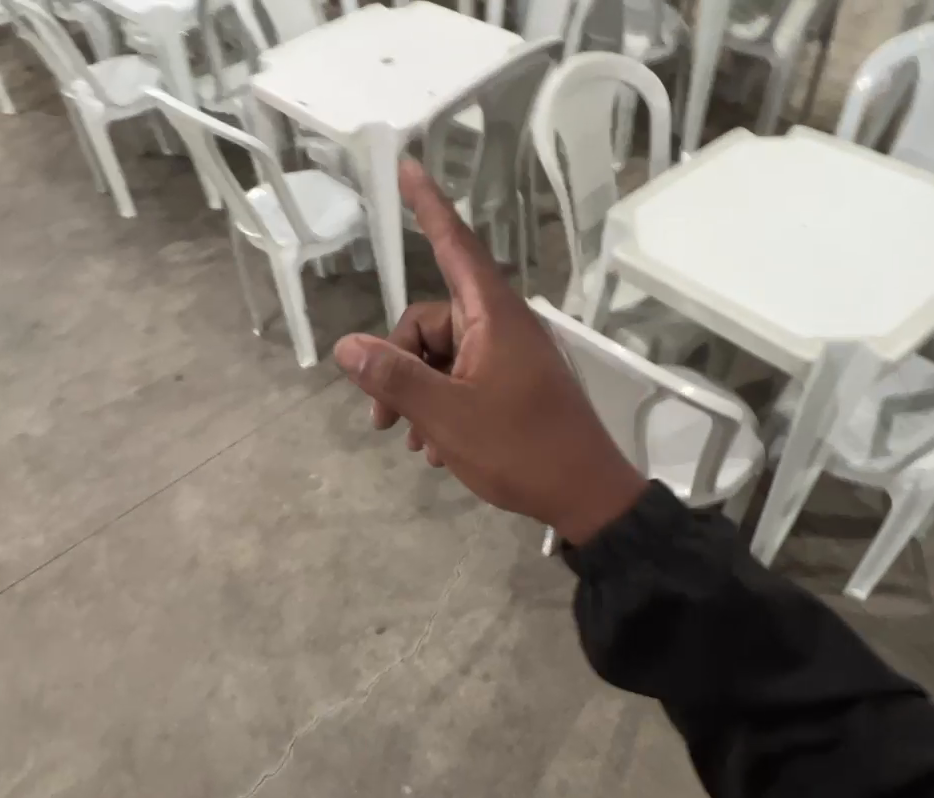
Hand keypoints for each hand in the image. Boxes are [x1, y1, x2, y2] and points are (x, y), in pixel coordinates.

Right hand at [332, 160, 646, 545]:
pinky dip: (444, 407)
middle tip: (382, 422)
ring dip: (419, 395)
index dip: (427, 206)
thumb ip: (395, 380)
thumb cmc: (519, 449)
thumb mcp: (447, 417)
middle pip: (431, 322)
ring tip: (414, 443)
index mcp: (492, 317)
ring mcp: (511, 359)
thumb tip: (348, 347)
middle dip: (398, 366)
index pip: (454, 245)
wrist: (585, 495)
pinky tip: (436, 448)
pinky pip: (466, 381)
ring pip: (444, 359)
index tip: (406, 166)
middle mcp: (502, 327)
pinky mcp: (516, 387)